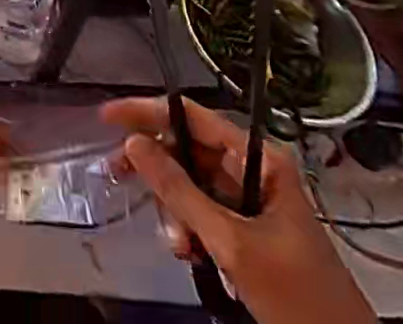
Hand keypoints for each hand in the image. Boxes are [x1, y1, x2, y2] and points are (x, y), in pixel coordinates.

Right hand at [103, 97, 375, 323]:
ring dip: (173, 209)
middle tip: (118, 175)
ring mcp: (248, 198)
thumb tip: (134, 143)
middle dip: (157, 170)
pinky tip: (188, 252)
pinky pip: (200, 209)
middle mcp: (252, 169)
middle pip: (186, 149)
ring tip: (178, 243)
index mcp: (259, 159)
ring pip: (189, 182)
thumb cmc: (293, 290)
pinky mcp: (244, 225)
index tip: (109, 117)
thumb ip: (180, 191)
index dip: (148, 112)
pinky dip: (186, 227)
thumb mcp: (230, 241)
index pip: (193, 117)